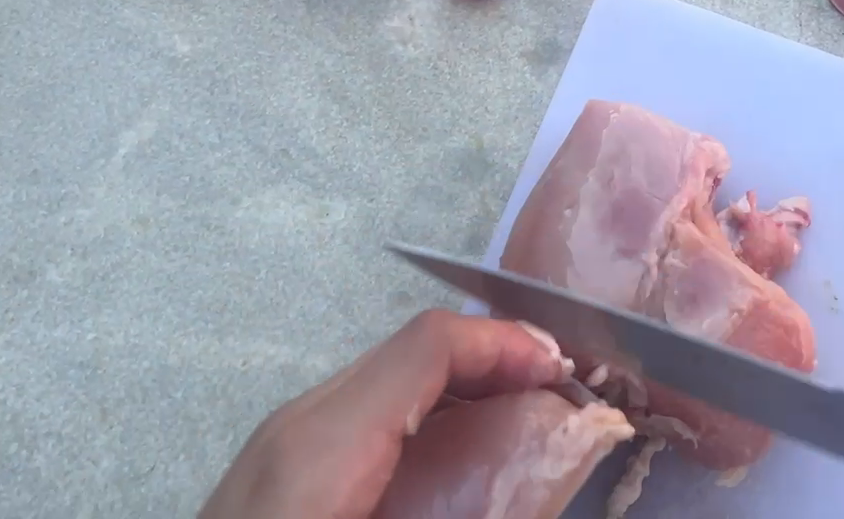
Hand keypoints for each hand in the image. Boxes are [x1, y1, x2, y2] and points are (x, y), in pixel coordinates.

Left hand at [200, 309, 571, 518]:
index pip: (429, 345)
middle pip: (415, 345)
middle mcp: (301, 421)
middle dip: (496, 352)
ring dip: (466, 374)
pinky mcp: (282, 461)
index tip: (561, 374)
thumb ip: (471, 500)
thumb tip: (544, 479)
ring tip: (519, 404)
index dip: (506, 344)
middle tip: (555, 385)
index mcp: (323, 448)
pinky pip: (372, 401)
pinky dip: (429, 401)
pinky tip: (457, 440)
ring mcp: (285, 438)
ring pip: (394, 368)